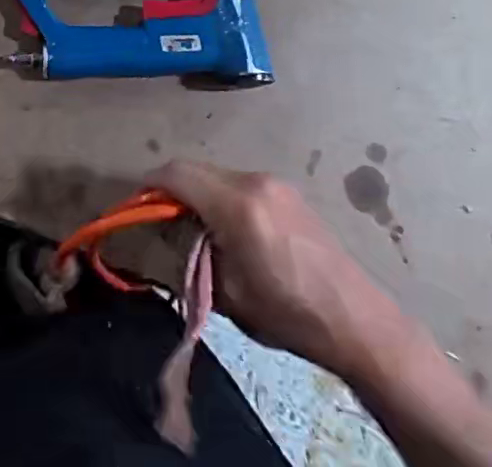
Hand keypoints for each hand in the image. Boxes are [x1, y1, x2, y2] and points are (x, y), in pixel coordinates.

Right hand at [151, 161, 491, 466]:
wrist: (356, 320)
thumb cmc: (287, 312)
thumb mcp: (226, 293)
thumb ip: (191, 256)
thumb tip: (169, 238)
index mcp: (237, 204)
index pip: (177, 174)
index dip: (149, 186)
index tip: (135, 206)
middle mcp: (255, 181)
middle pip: (197, 170)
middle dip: (173, 192)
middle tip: (162, 224)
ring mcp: (276, 184)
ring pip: (219, 176)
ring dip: (200, 196)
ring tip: (197, 234)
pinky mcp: (289, 193)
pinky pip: (241, 185)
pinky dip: (223, 199)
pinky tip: (230, 232)